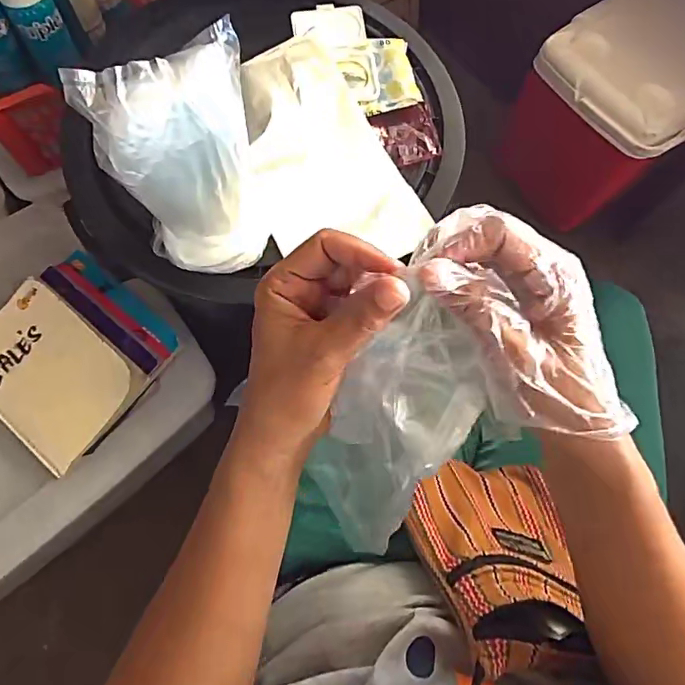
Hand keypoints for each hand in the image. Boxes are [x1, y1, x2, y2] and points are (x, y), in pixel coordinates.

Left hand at [240, 229, 409, 467]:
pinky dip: (374, 305)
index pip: (324, 245)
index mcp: (282, 284)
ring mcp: (314, 307)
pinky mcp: (329, 326)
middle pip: (341, 260)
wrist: (279, 439)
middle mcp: (297, 288)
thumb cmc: (288, 395)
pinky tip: (392, 315)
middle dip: (371, 269)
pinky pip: (356, 303)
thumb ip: (362, 317)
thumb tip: (400, 286)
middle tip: (405, 288)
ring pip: (352, 281)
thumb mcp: (325, 352)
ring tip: (402, 301)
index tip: (392, 273)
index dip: (360, 252)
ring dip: (376, 288)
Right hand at [418, 206, 634, 437]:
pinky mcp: (519, 296)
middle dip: (450, 245)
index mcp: (556, 274)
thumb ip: (476, 308)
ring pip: (484, 248)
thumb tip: (430, 272)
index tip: (428, 265)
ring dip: (451, 259)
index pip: (500, 230)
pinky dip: (458, 276)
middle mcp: (546, 267)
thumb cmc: (561, 400)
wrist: (583, 435)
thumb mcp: (516, 355)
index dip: (459, 240)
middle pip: (490, 232)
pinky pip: (484, 270)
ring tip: (424, 282)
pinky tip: (440, 292)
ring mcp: (533, 280)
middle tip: (419, 272)